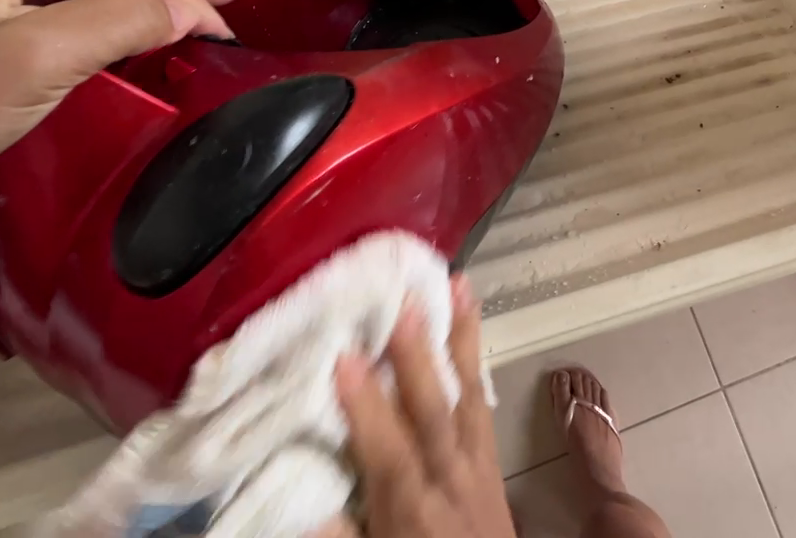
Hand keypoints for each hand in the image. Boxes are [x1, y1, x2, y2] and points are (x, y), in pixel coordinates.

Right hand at [327, 278, 514, 537]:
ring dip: (460, 337)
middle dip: (420, 358)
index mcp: (413, 512)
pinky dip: (475, 355)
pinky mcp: (491, 455)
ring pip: (469, 394)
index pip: (392, 454)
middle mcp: (451, 479)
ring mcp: (478, 463)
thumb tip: (303, 495)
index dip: (369, 408)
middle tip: (404, 302)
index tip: (344, 358)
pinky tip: (470, 317)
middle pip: (436, 413)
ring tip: (456, 283)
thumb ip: (339, 533)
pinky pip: (483, 399)